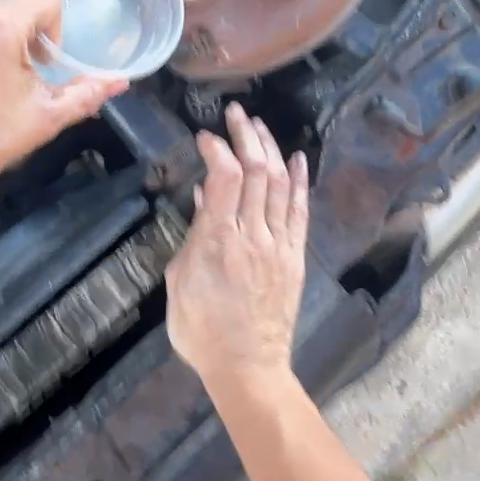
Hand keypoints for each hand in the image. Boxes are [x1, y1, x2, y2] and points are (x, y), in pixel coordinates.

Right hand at [166, 103, 309, 386]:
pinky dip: (299, 181)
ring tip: (258, 124)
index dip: (218, 148)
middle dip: (245, 136)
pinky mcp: (294, 257)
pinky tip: (296, 157)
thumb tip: (203, 197)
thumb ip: (193, 235)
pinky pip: (300, 211)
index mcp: (218, 241)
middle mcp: (252, 235)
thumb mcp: (179, 281)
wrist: (248, 368)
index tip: (204, 136)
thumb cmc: (201, 330)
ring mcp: (278, 245)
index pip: (225, 177)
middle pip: (256, 172)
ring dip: (269, 149)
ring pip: (279, 185)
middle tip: (236, 112)